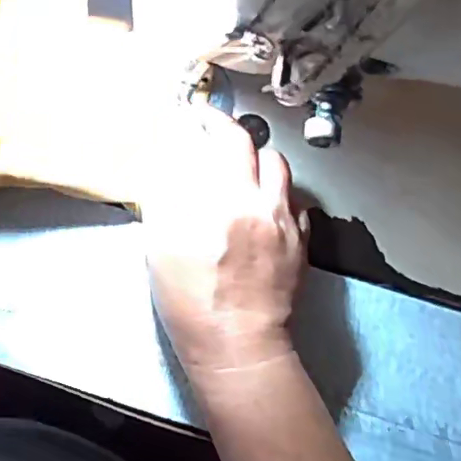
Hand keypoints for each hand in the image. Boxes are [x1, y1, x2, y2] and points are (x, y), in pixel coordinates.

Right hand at [143, 104, 308, 384]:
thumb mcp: (159, 247)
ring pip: (278, 166)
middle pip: (250, 146)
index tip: (191, 116)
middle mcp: (258, 204)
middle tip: (211, 129)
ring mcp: (284, 221)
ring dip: (256, 158)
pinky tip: (258, 204)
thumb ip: (166, 200)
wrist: (236, 344)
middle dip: (229, 130)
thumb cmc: (187, 300)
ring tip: (237, 167)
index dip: (204, 122)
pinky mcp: (301, 241)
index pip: (216, 143)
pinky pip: (292, 199)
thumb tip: (170, 166)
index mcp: (221, 204)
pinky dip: (274, 190)